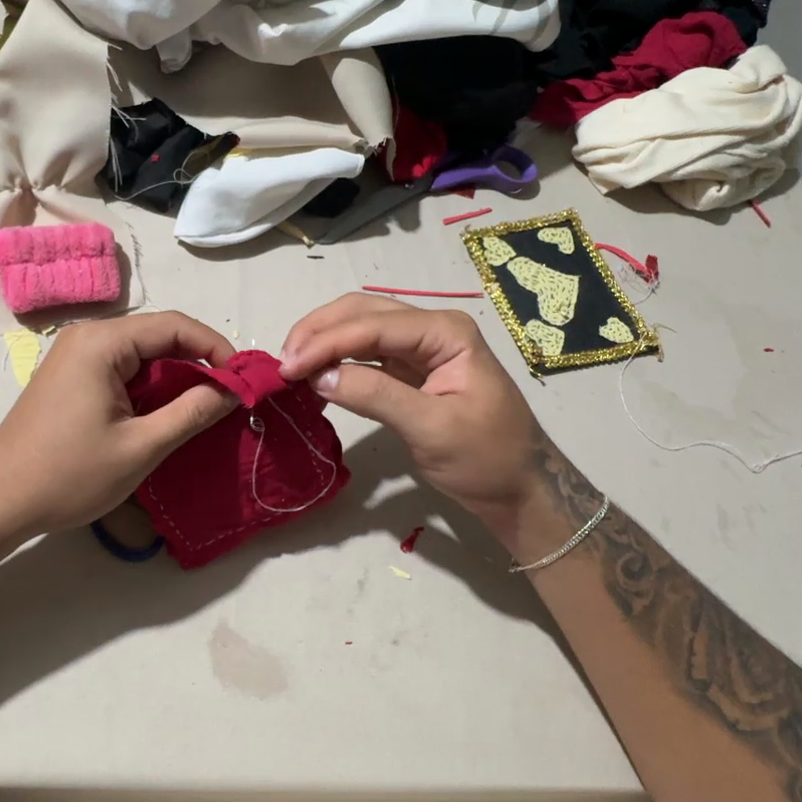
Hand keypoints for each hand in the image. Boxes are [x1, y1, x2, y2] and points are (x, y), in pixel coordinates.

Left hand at [0, 312, 239, 553]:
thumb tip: (232, 390)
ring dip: (174, 376)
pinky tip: (165, 412)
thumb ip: (192, 412)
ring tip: (205, 407)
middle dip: (197, 361)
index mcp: (101, 343)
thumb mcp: (141, 447)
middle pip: (156, 335)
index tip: (244, 378)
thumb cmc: (69, 475)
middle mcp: (85, 337)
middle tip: (230, 395)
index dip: (215, 347)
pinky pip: (120, 369)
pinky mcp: (68, 378)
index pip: (173, 325)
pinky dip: (149, 386)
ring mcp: (73, 356)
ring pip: (140, 354)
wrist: (0, 502)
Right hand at [278, 294, 548, 534]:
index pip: (373, 325)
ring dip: (322, 342)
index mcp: (445, 333)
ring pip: (358, 328)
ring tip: (290, 368)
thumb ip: (376, 396)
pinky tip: (314, 378)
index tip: (287, 368)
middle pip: (361, 313)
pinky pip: (363, 354)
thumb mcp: (432, 429)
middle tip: (282, 363)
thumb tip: (318, 376)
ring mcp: (420, 348)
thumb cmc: (485, 458)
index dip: (325, 342)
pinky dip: (335, 361)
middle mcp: (431, 329)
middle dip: (317, 332)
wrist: (519, 489)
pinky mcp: (409, 370)